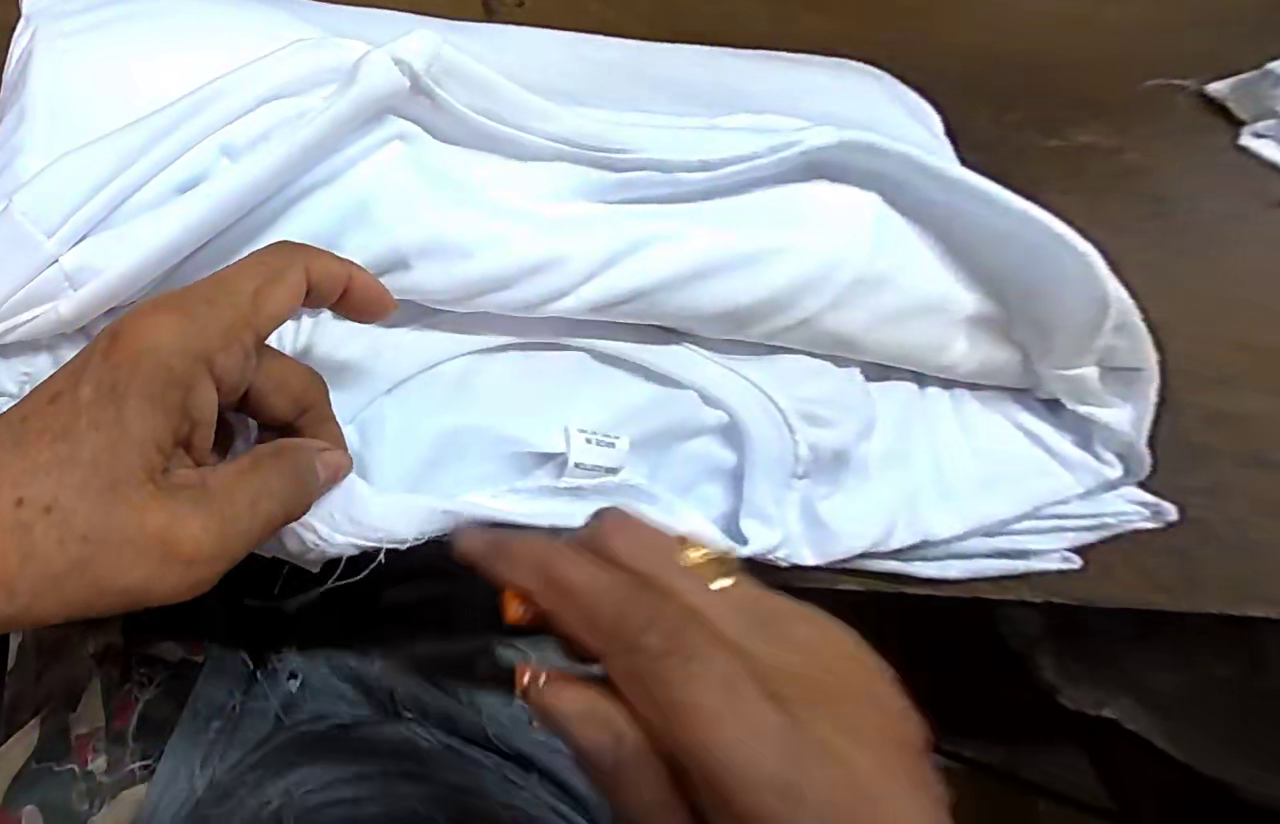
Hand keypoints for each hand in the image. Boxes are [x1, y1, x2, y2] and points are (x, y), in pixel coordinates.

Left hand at [0, 242, 396, 667]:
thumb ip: (277, 489)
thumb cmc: (64, 539)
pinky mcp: (131, 393)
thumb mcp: (191, 535)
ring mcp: (146, 364)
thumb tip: (330, 460)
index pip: (282, 273)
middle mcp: (167, 336)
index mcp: (183, 341)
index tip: (386, 315)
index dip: (343, 280)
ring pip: (242, 388)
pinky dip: (232, 444)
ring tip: (250, 512)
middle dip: (304, 424)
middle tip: (304, 498)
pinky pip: (209, 403)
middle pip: (272, 358)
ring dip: (265, 443)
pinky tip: (219, 498)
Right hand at [455, 511, 950, 823]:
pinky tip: (651, 638)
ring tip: (583, 623)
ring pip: (674, 544)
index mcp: (782, 757)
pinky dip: (654, 583)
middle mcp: (810, 668)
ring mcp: (829, 639)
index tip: (471, 542)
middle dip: (565, 554)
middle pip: (651, 554)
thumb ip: (621, 765)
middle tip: (522, 603)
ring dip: (605, 565)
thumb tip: (532, 670)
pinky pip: (711, 569)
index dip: (547, 568)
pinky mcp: (836, 630)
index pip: (641, 624)